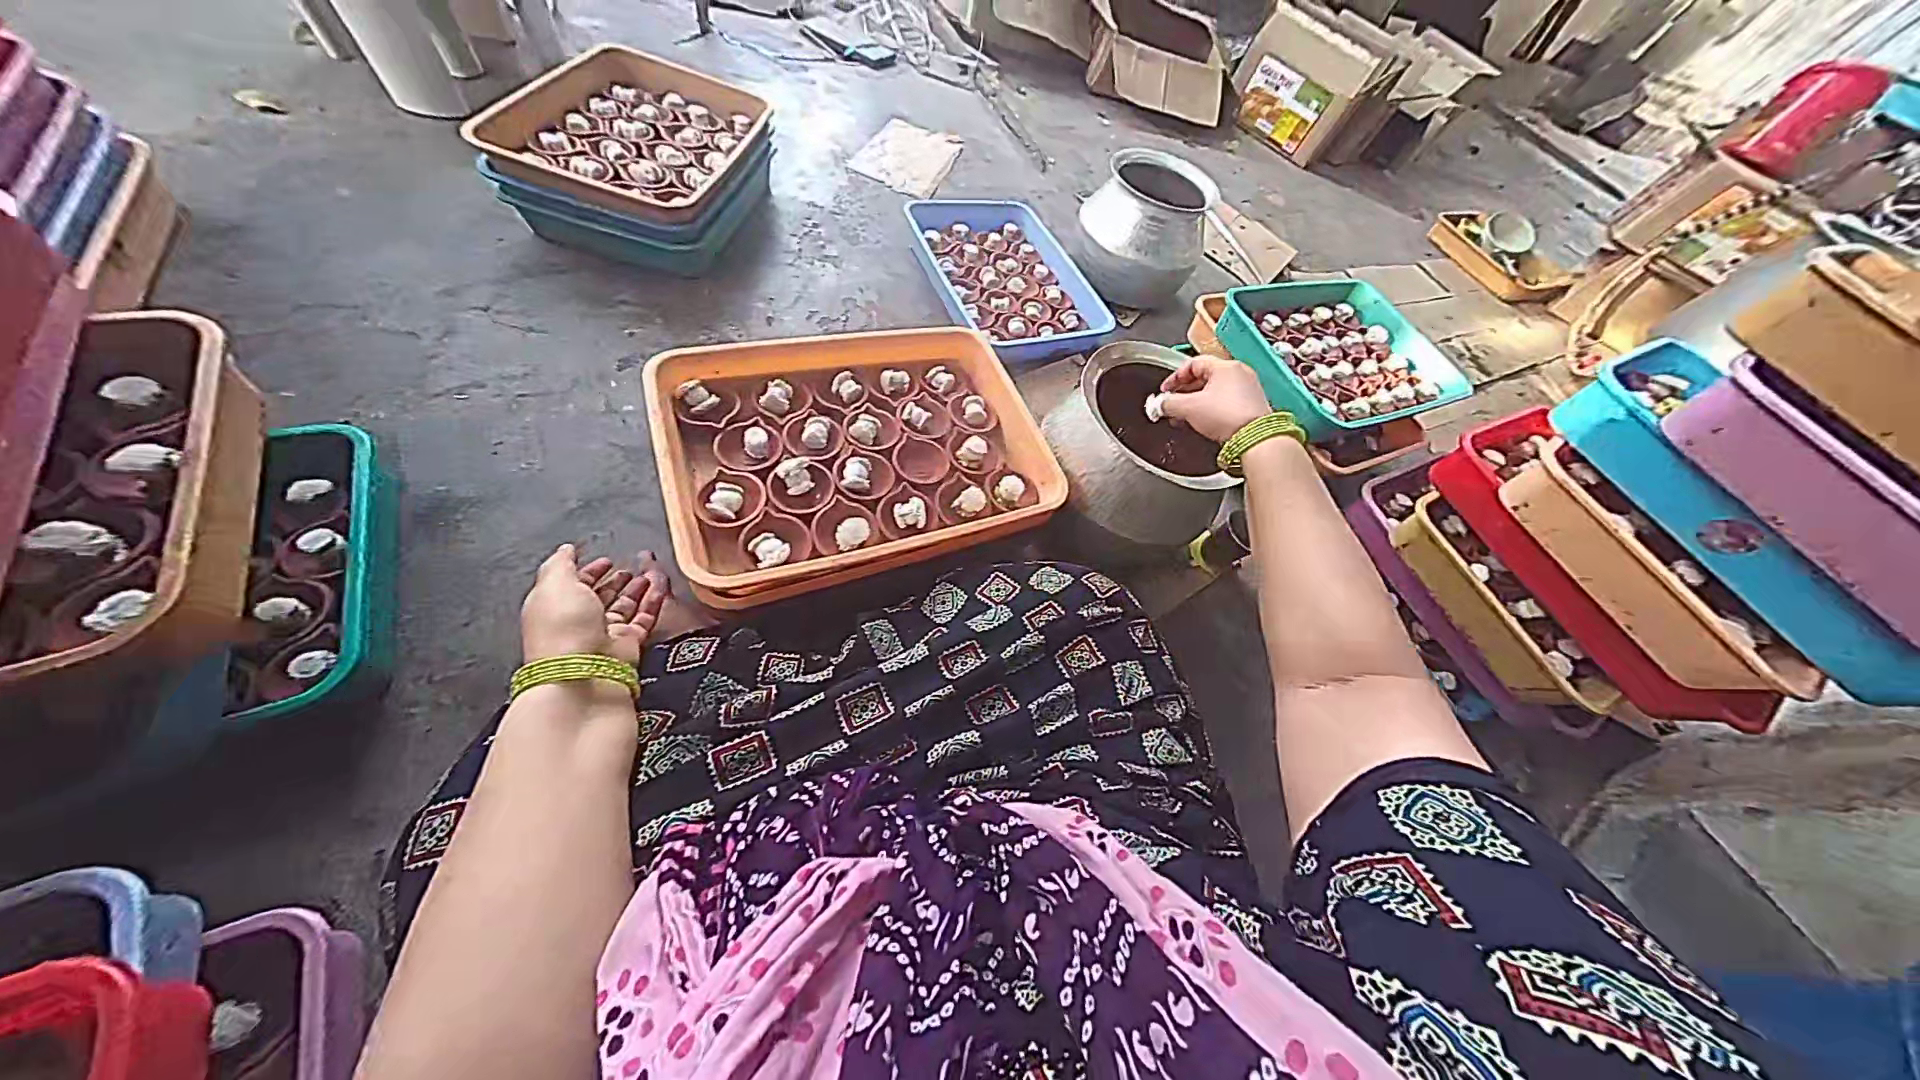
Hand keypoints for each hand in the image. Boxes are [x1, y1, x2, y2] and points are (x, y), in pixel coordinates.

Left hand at [520, 545, 666, 665]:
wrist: (584, 671)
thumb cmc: (564, 626)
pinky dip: (654, 602)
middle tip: (631, 566)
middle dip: (616, 580)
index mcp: (556, 606)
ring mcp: (605, 635)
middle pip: (601, 597)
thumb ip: (560, 564)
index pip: (574, 584)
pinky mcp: (629, 645)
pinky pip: (644, 619)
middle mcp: (580, 622)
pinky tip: (661, 586)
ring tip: (651, 572)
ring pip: (625, 607)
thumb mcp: (555, 584)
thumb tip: (566, 549)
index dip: (589, 570)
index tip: (606, 559)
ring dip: (637, 589)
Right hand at [1157, 355, 1271, 442]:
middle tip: (1172, 404)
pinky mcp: (1250, 405)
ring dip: (1195, 401)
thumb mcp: (1188, 408)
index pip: (1193, 364)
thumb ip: (1169, 403)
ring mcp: (1247, 389)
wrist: (1254, 438)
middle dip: (1183, 392)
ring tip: (1184, 416)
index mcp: (1225, 366)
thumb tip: (1159, 404)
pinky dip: (1210, 408)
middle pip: (1204, 377)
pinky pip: (1224, 401)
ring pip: (1214, 390)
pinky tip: (1202, 420)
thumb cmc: (1228, 417)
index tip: (1165, 391)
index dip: (1174, 377)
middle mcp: (1239, 373)